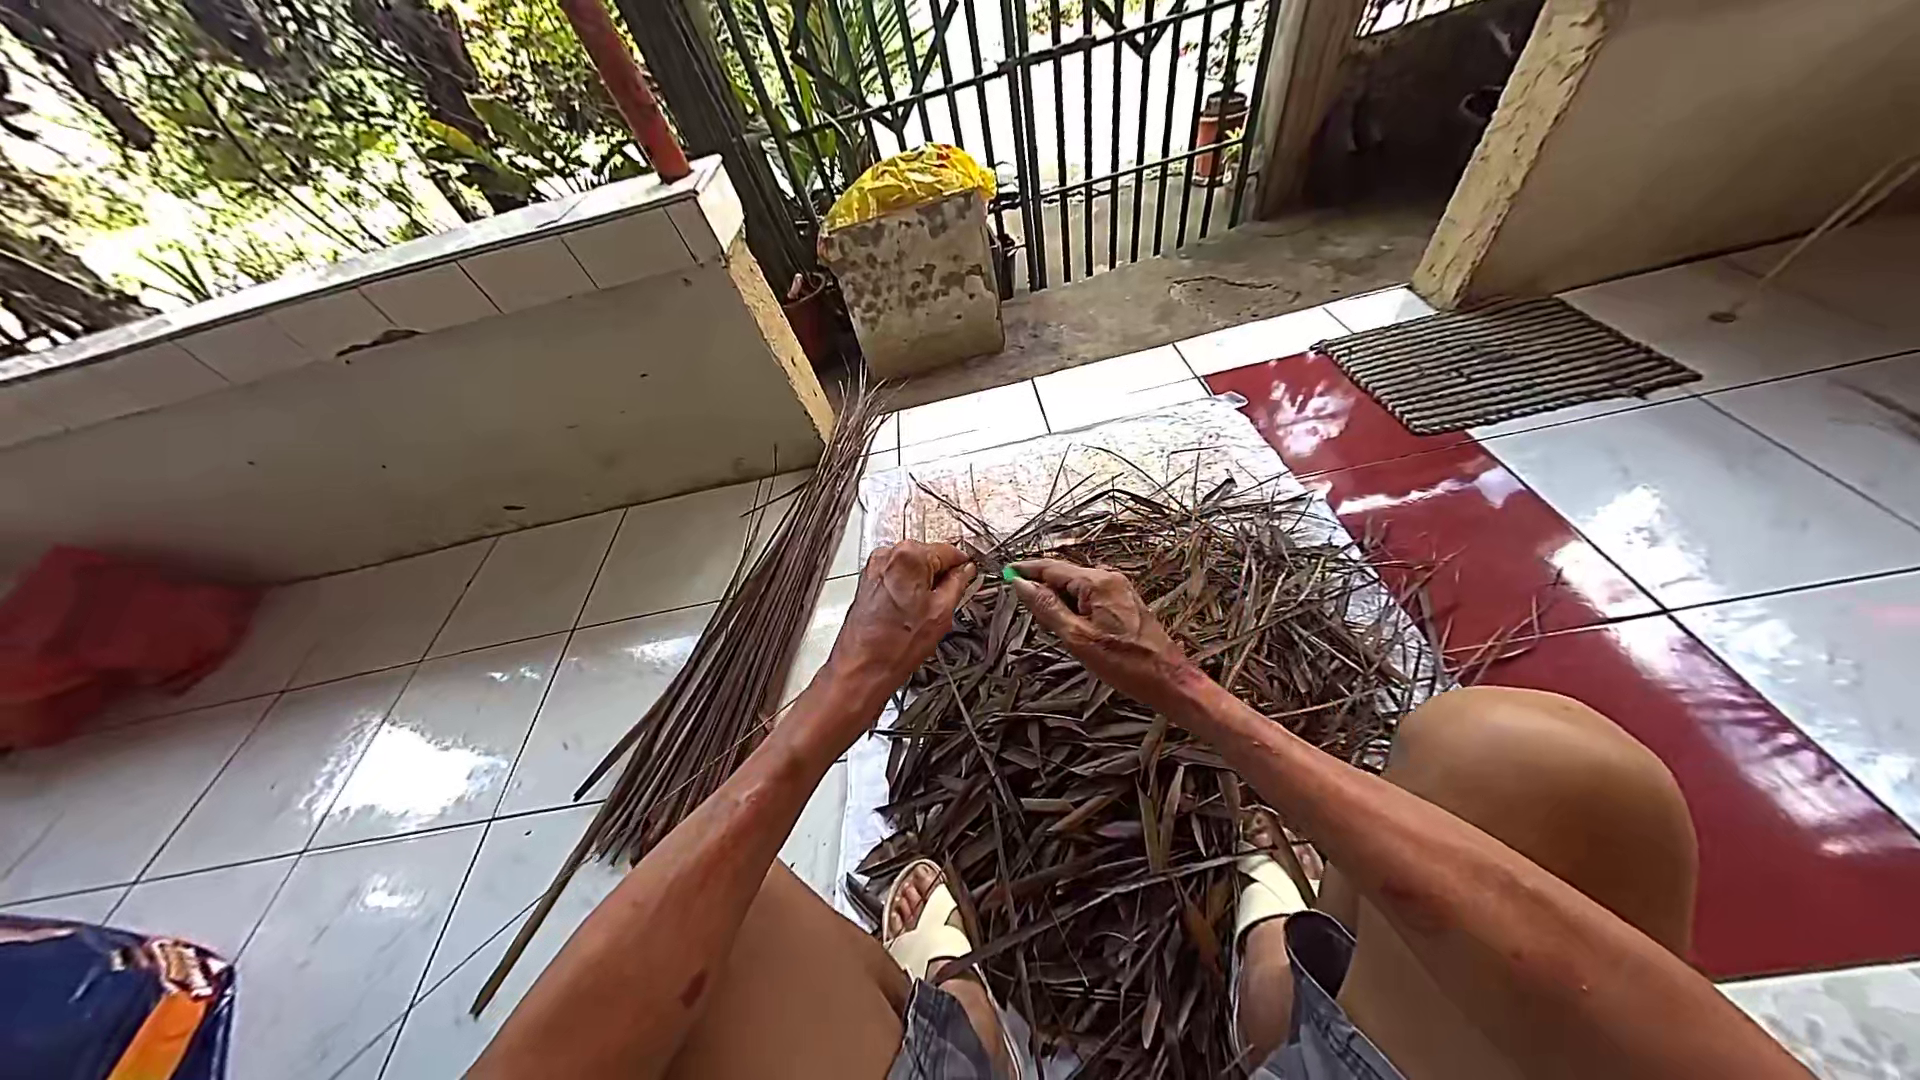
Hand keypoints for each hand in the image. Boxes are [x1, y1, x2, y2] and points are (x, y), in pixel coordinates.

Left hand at [821, 540, 977, 717]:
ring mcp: (875, 566)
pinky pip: (897, 574)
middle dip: (941, 574)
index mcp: (909, 556)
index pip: (948, 550)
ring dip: (924, 582)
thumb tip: (965, 571)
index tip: (970, 573)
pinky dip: (908, 587)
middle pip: (928, 555)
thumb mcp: (942, 612)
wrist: (863, 666)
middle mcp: (888, 554)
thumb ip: (958, 583)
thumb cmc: (894, 646)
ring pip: (912, 565)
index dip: (963, 564)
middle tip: (950, 598)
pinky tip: (911, 611)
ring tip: (926, 610)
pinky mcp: (868, 579)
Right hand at [1008, 559, 1194, 710]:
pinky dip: (1074, 604)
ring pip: (1076, 585)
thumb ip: (1047, 607)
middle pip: (1064, 574)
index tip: (1006, 573)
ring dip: (1058, 598)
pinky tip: (1070, 624)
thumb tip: (1021, 585)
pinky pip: (1090, 594)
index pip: (1052, 567)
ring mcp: (1119, 588)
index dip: (1027, 570)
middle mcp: (1109, 577)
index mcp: (1097, 582)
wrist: (1167, 679)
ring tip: (1047, 621)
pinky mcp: (1124, 601)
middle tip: (1023, 605)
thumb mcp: (1077, 637)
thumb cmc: (1124, 663)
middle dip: (1042, 586)